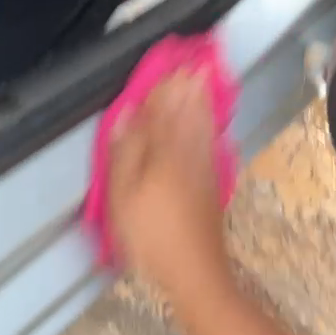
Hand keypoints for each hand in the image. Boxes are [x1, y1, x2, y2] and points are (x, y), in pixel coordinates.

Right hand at [106, 70, 234, 306]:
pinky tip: (210, 123)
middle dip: (188, 87)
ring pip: (203, 126)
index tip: (167, 62)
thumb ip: (125, 151)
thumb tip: (127, 115)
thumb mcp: (124, 195)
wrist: (194, 273)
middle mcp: (189, 155)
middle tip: (193, 61)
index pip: (163, 111)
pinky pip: (210, 144)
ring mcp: (204, 170)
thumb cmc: (152, 236)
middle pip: (189, 113)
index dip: (164, 87)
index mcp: (165, 153)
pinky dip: (209, 126)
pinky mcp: (211, 186)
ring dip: (201, 101)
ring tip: (202, 79)